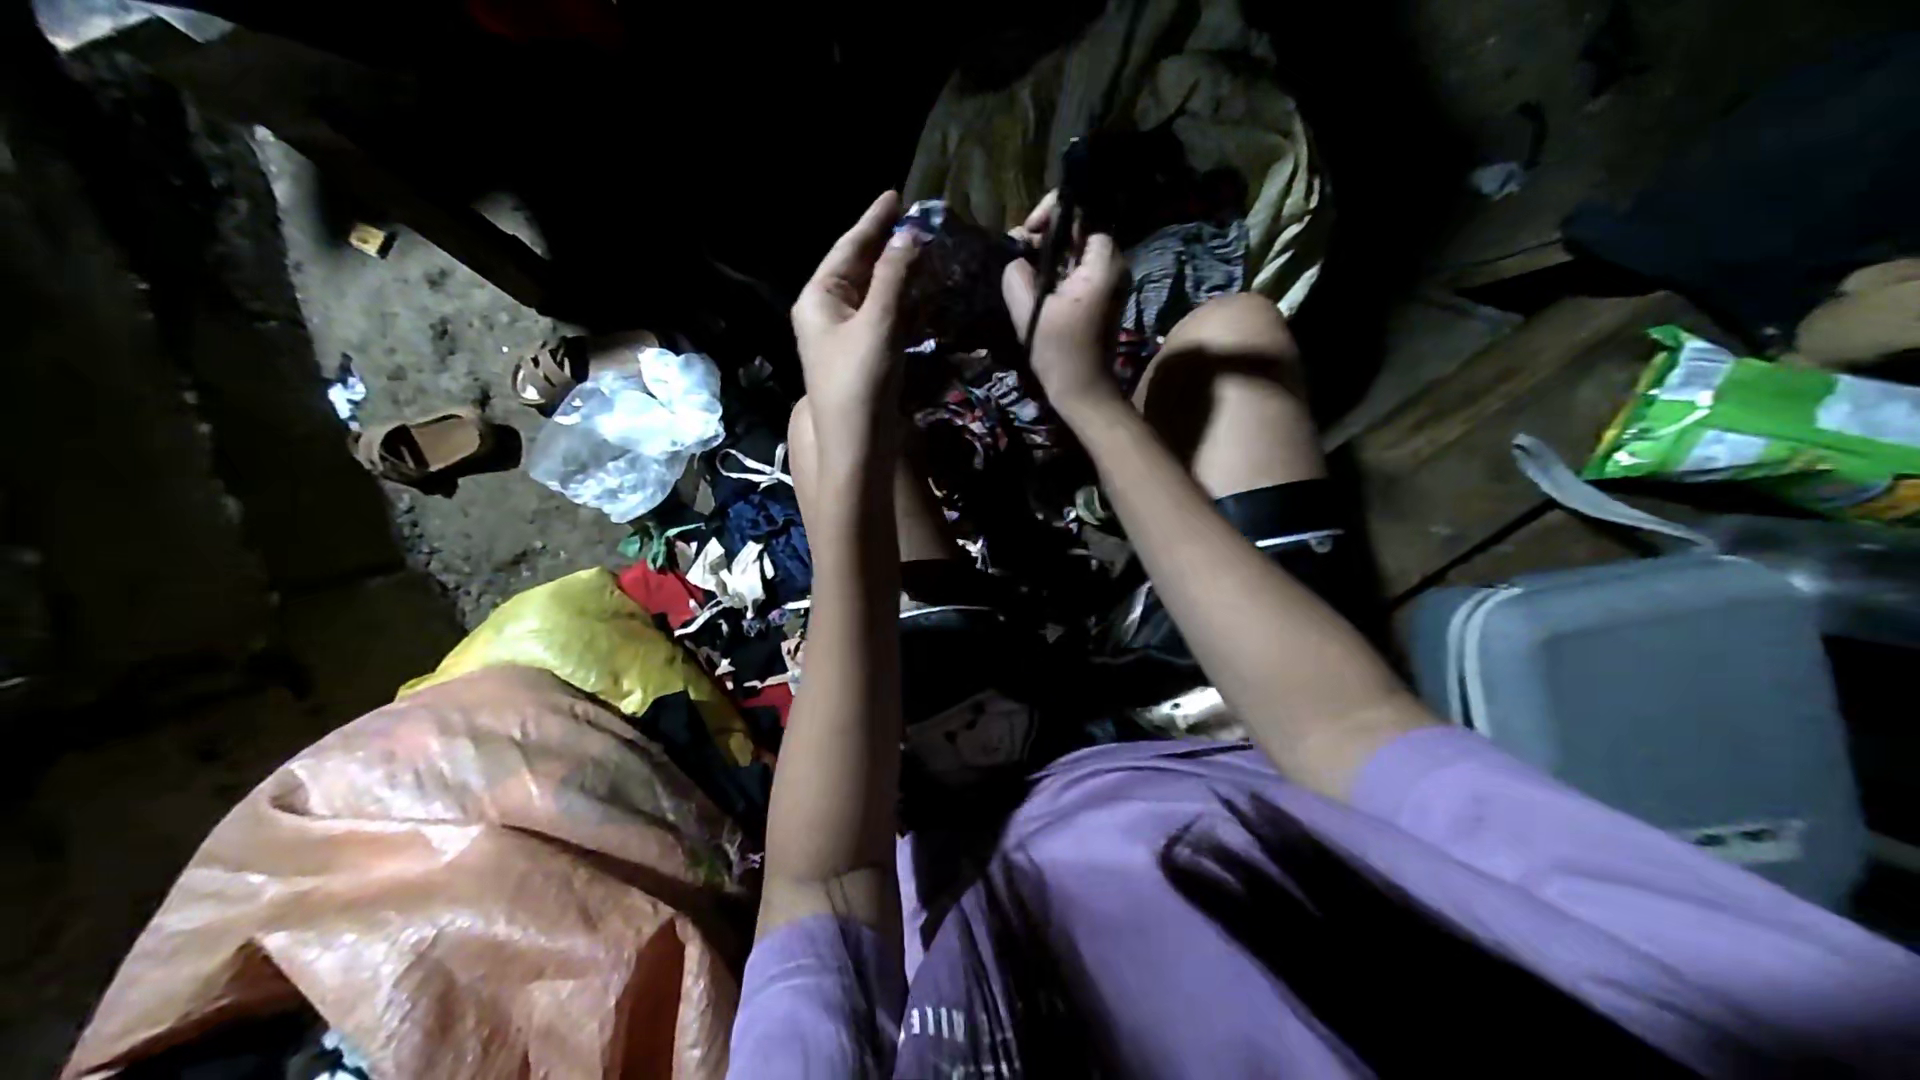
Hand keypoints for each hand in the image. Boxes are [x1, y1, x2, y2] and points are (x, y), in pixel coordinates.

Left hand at [791, 191, 925, 443]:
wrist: (857, 443)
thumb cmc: (859, 381)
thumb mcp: (877, 323)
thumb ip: (893, 276)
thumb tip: (910, 234)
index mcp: (817, 299)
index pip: (847, 248)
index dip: (872, 222)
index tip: (895, 196)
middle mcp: (827, 312)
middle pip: (858, 268)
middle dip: (887, 245)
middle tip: (917, 221)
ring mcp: (845, 335)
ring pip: (873, 292)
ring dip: (897, 272)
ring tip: (925, 248)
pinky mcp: (864, 354)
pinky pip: (882, 316)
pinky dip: (901, 300)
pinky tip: (921, 290)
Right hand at [1002, 193, 1128, 414]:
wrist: (1084, 390)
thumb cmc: (1059, 353)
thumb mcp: (1029, 311)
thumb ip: (1017, 275)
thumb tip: (1017, 257)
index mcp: (1102, 264)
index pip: (1082, 214)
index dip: (1052, 213)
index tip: (1029, 233)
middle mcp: (1114, 266)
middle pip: (1081, 229)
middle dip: (1049, 233)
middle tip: (1022, 250)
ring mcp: (1111, 281)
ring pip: (1078, 250)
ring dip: (1051, 253)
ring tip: (1025, 266)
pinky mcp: (1103, 296)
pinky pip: (1080, 269)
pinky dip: (1059, 269)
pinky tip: (1038, 283)